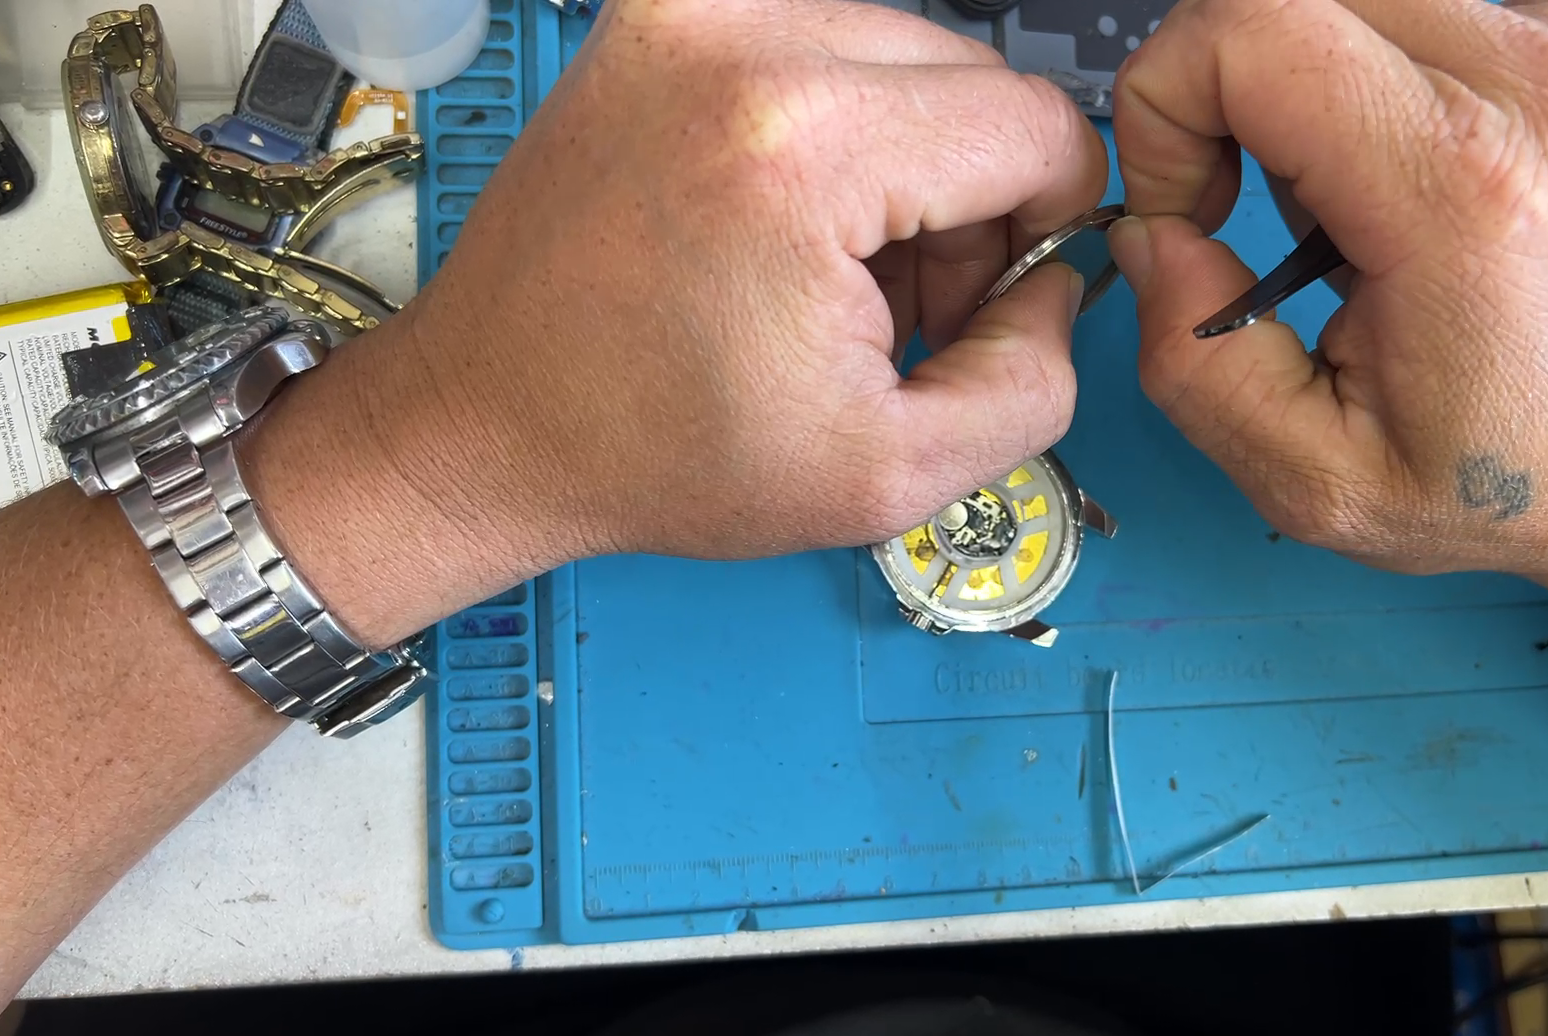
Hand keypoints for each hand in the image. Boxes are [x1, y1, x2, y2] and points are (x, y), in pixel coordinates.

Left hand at [376, 0, 1103, 569]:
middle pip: (975, 90)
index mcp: (802, 148)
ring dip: (911, 185)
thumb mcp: (890, 477)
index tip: (989, 314)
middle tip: (902, 320)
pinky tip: (795, 242)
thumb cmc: (669, 463)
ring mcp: (687, 13)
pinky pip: (827, 66)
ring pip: (907, 72)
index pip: (1036, 127)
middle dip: (976, 213)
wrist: (494, 430)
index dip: (1050, 229)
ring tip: (839, 292)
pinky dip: (846, 153)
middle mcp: (740, 36)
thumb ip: (1027, 386)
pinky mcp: (659, 27)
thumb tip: (1053, 287)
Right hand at [1106, 0, 1547, 583]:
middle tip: (1217, 210)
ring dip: (1265, 92)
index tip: (1179, 220)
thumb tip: (1147, 237)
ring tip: (1304, 210)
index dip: (1161, 114)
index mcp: (1455, 191)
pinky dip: (1328, 77)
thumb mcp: (1307, 478)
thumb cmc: (1488, 484)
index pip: (1249, 33)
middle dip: (1198, 95)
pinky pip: (1385, 7)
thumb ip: (1193, 364)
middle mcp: (1530, 71)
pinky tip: (1359, 174)